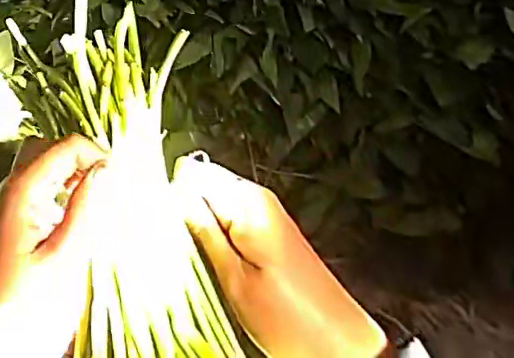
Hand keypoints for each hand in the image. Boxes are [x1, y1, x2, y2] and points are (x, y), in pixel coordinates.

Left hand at [0, 136, 110, 357]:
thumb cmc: (26, 308)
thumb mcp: (65, 258)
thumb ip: (85, 208)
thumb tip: (107, 167)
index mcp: (20, 190)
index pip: (62, 147)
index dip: (93, 152)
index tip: (119, 175)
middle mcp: (10, 189)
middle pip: (47, 147)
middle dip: (79, 155)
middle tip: (107, 180)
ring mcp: (8, 206)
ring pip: (41, 166)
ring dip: (70, 171)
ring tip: (98, 195)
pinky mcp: (12, 224)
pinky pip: (38, 188)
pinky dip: (60, 188)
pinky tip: (77, 212)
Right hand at [177, 155, 386, 357]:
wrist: (344, 348)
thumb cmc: (289, 322)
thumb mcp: (236, 282)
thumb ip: (202, 231)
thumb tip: (173, 195)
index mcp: (246, 203)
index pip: (191, 174)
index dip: (174, 198)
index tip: (169, 229)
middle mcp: (256, 195)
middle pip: (202, 183)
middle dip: (188, 210)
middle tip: (187, 252)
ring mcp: (265, 209)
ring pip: (214, 199)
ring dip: (203, 224)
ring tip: (205, 263)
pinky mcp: (270, 225)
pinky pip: (231, 214)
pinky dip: (220, 233)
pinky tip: (223, 264)